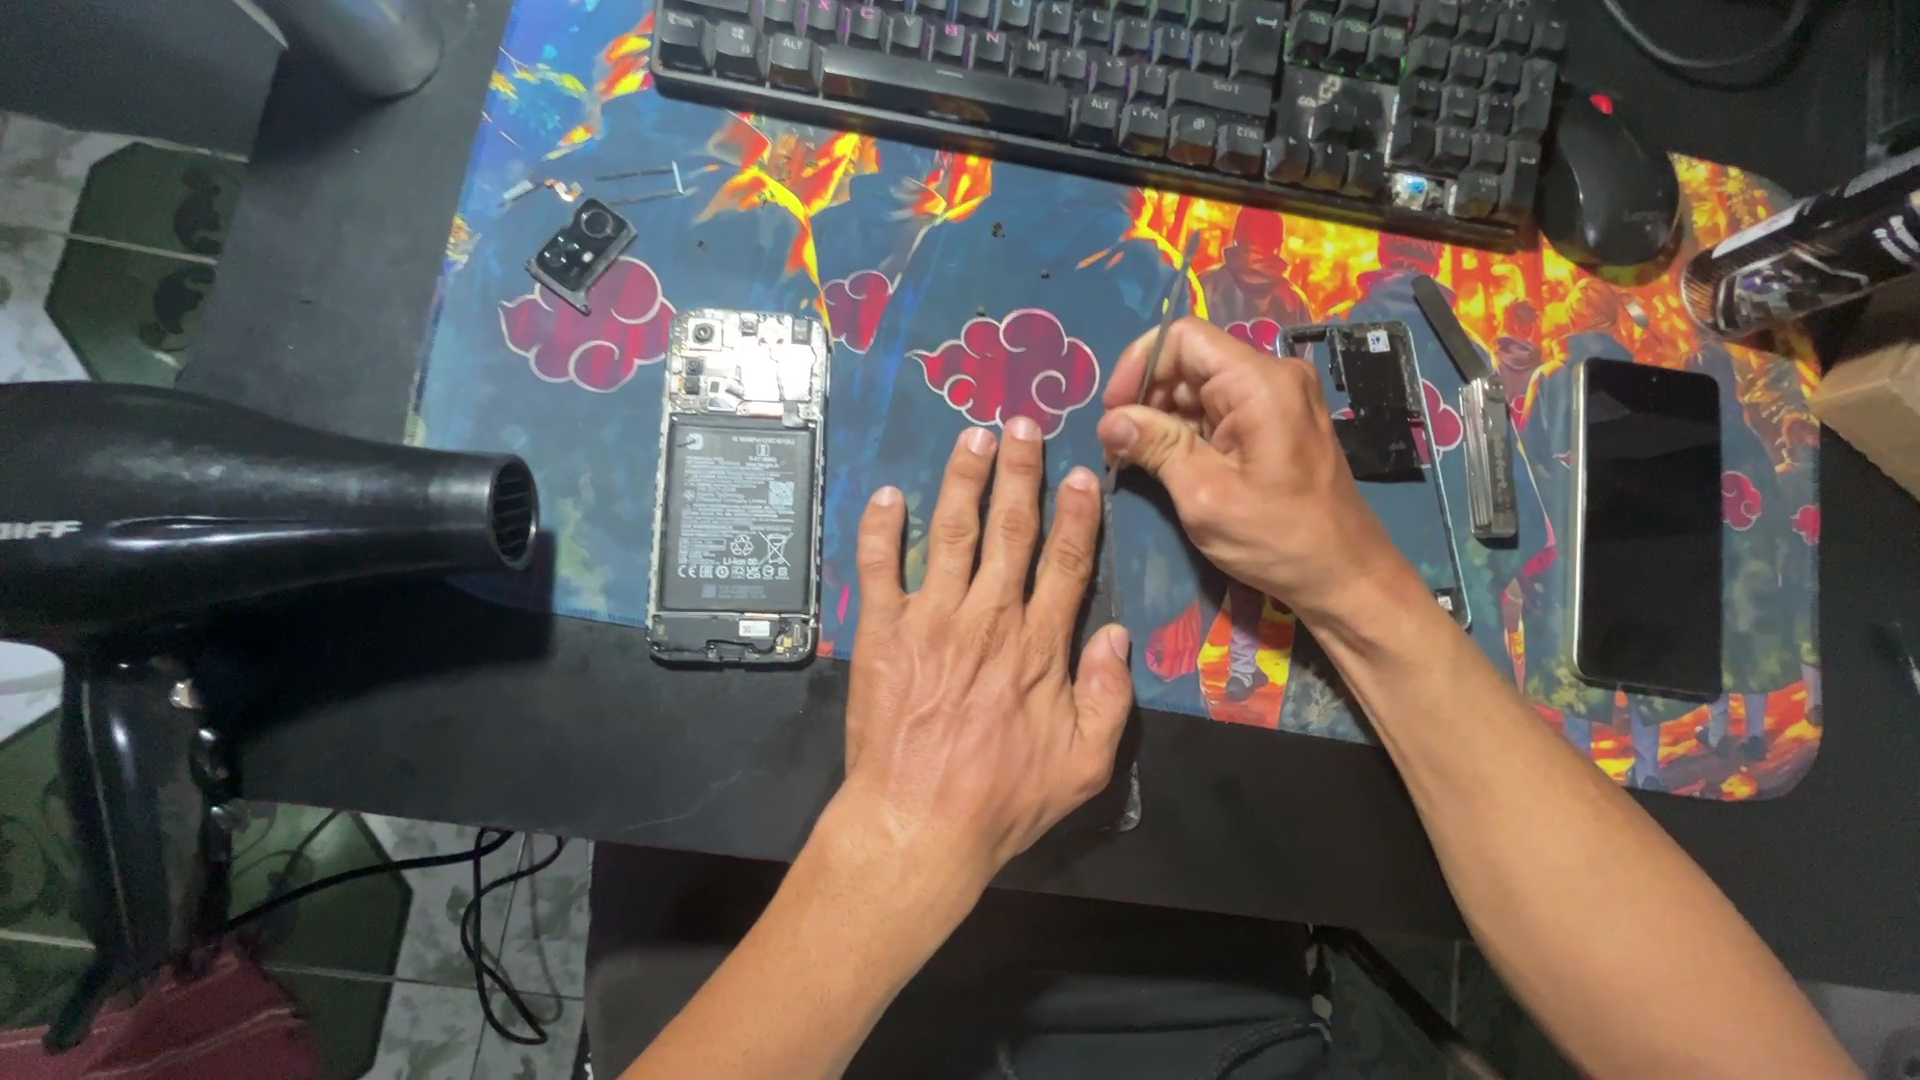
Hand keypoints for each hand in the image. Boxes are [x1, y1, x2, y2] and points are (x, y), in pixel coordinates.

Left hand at [836, 418, 1132, 889]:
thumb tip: (1117, 635)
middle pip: (1009, 530)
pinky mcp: (881, 633)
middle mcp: (987, 618)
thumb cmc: (1003, 799)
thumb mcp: (1085, 765)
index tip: (1081, 473)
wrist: (918, 823)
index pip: (1065, 562)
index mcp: (1038, 646)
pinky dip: (881, 529)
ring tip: (971, 436)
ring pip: (951, 534)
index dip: (1076, 514)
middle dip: (1018, 471)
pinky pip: (879, 569)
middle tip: (1022, 425)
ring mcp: (930, 621)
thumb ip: (1109, 697)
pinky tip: (886, 495)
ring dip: (962, 481)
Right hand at [1096, 317, 1415, 624]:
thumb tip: (1109, 421)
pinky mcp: (1274, 422)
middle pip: (1190, 362)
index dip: (1140, 366)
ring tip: (1137, 459)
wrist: (1342, 575)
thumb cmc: (1275, 538)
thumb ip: (1156, 447)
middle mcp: (1272, 377)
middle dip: (1146, 398)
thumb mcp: (1203, 494)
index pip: (1183, 339)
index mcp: (1259, 383)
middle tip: (1120, 447)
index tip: (1114, 413)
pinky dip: (1186, 432)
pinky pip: (1218, 410)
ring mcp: (1276, 399)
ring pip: (1199, 388)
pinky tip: (1166, 463)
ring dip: (1162, 418)